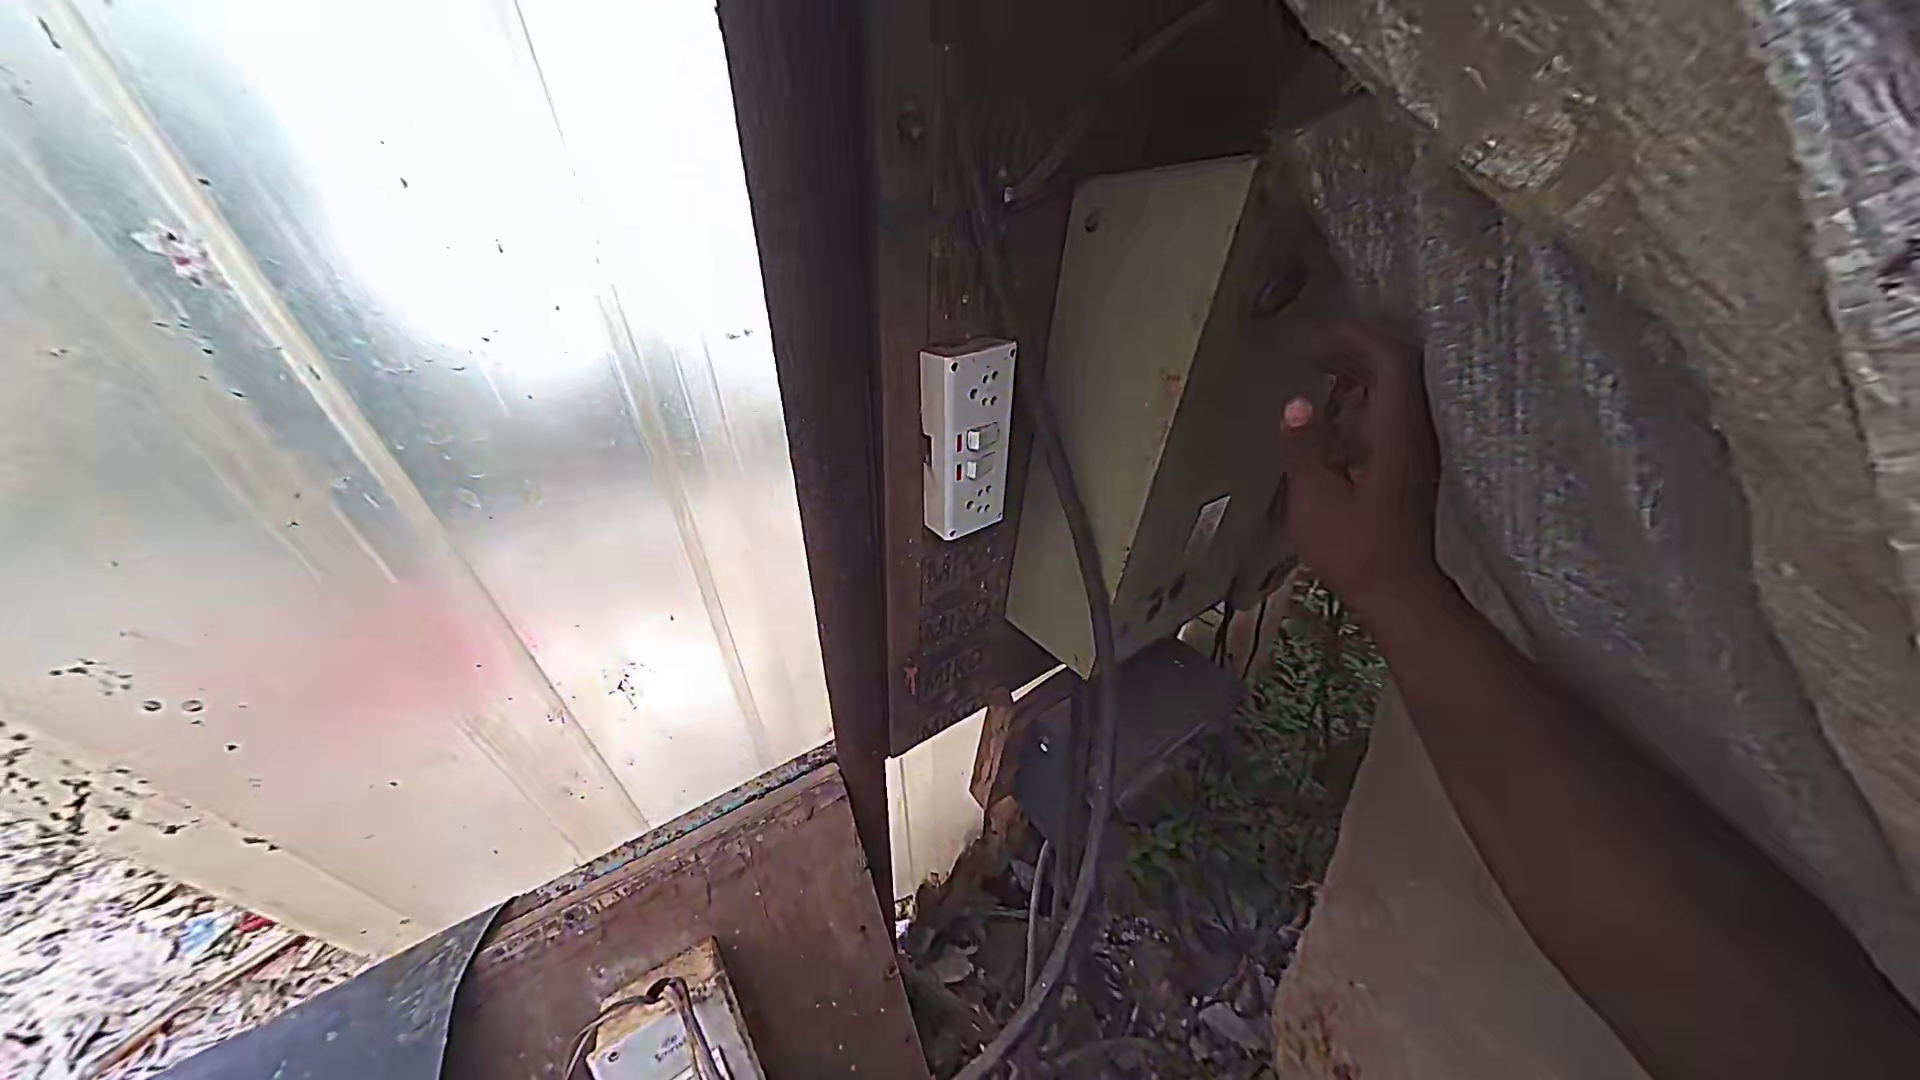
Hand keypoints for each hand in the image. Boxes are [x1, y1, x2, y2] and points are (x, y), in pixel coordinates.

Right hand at [1278, 321, 1443, 620]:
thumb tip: (1294, 403)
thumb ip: (1304, 449)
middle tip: (1315, 345)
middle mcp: (1412, 435)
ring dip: (1360, 371)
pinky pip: (1388, 414)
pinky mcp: (1405, 466)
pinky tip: (1335, 408)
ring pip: (1396, 391)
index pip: (1390, 365)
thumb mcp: (1315, 499)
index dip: (1358, 340)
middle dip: (1358, 348)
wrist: (1394, 588)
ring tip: (1321, 365)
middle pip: (1398, 371)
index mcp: (1394, 436)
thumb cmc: (1352, 547)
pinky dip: (1362, 398)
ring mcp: (1412, 450)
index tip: (1320, 334)